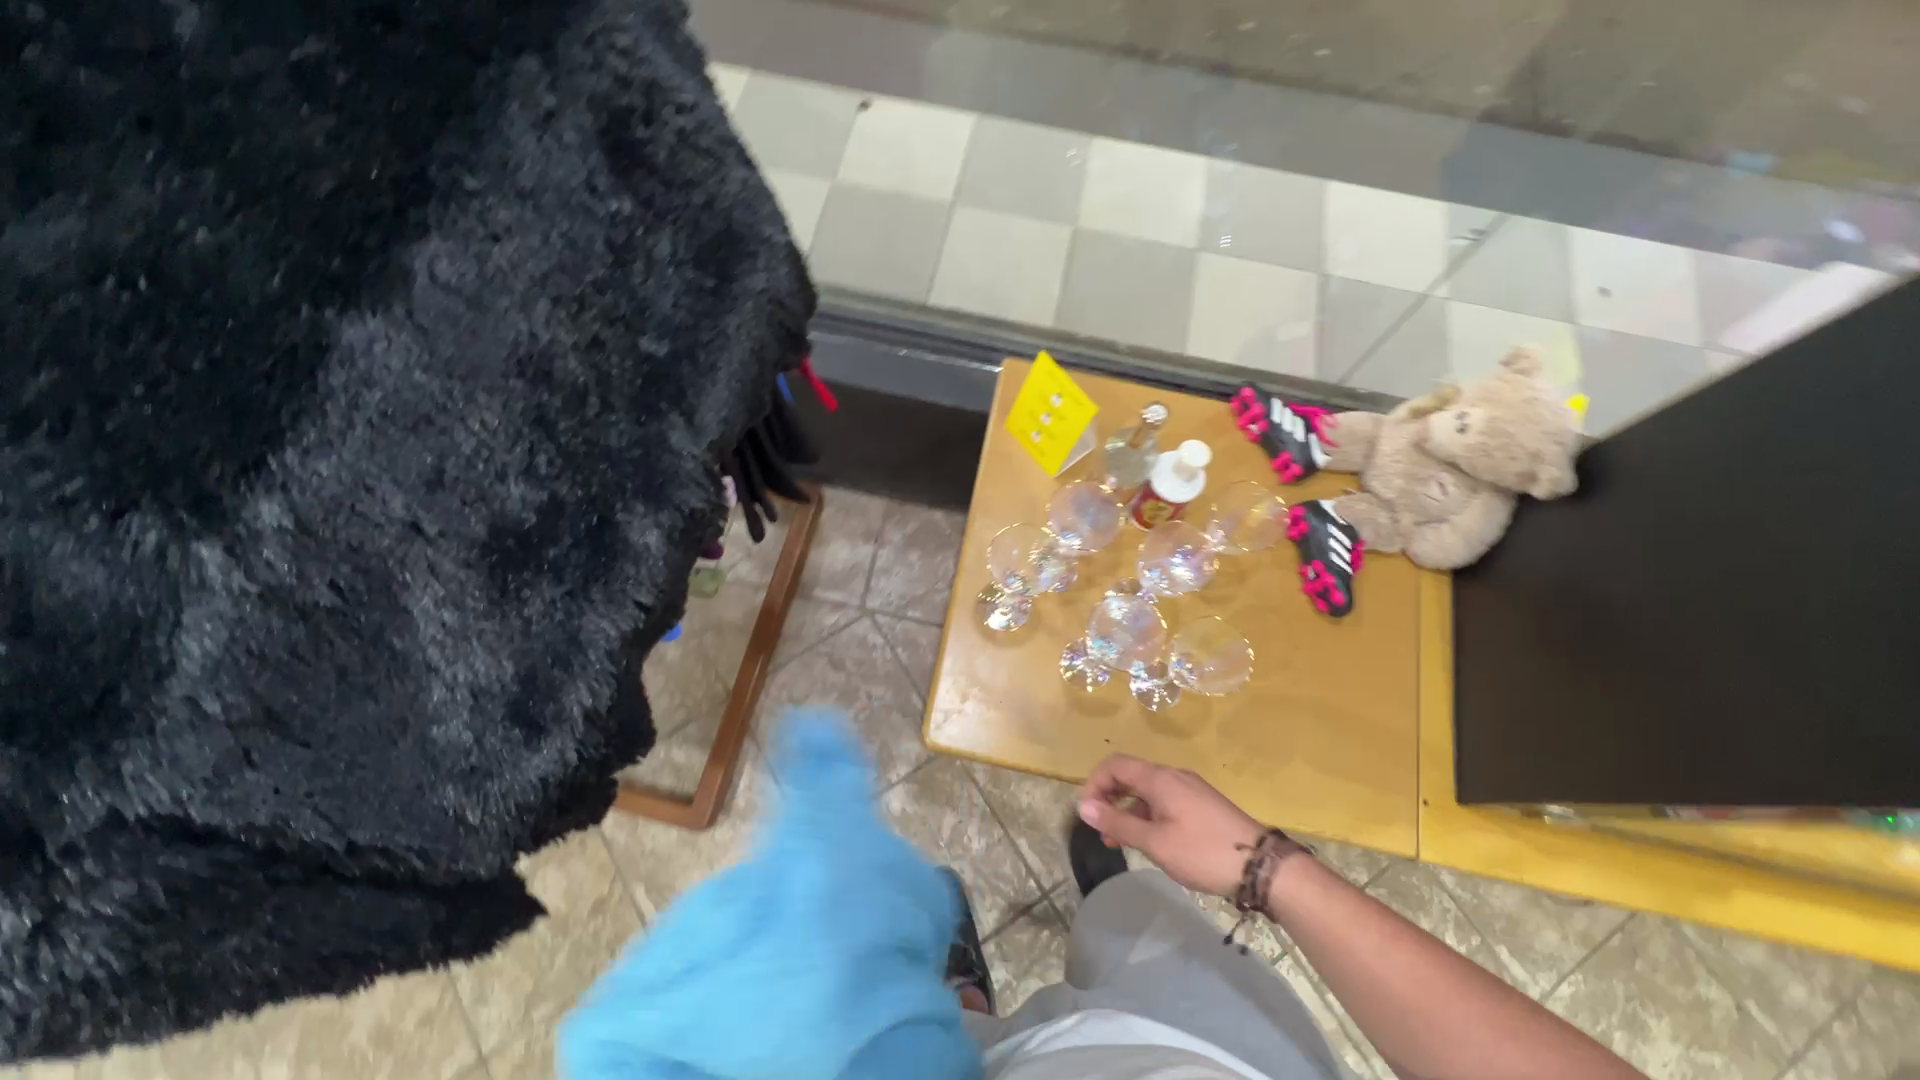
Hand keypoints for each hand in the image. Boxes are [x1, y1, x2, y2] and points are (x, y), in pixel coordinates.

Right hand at [1077, 755, 1264, 897]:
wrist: (1261, 866)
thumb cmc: (1202, 852)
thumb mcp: (1155, 842)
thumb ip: (1118, 822)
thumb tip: (1084, 807)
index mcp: (1160, 779)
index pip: (1114, 765)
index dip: (1094, 785)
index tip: (1087, 815)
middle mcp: (1174, 776)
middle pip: (1130, 776)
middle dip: (1109, 799)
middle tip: (1100, 830)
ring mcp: (1190, 789)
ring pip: (1147, 791)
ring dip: (1128, 811)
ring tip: (1120, 843)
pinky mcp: (1201, 804)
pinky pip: (1164, 801)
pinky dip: (1148, 816)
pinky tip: (1149, 841)